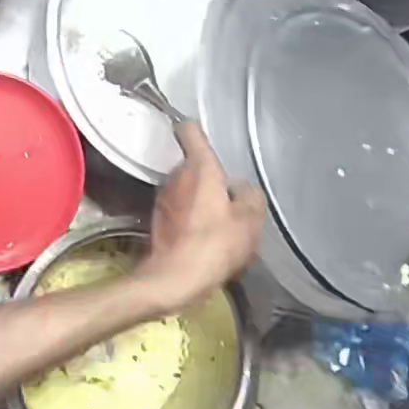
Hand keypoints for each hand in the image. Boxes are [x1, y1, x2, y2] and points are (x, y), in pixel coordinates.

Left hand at [132, 123, 265, 313]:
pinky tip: (206, 240)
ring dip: (201, 200)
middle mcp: (176, 178)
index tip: (207, 136)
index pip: (191, 132)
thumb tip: (241, 188)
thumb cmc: (215, 244)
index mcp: (199, 169)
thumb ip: (250, 196)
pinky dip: (192, 220)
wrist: (175, 279)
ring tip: (221, 223)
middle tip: (230, 197)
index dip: (197, 129)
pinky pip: (180, 212)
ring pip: (186, 190)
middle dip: (209, 177)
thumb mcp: (249, 220)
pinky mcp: (158, 222)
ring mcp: (164, 200)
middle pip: (193, 166)